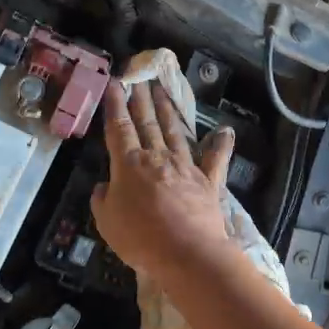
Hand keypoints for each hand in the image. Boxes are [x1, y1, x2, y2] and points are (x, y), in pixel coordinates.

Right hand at [91, 80, 236, 277]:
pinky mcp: (208, 181)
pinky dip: (221, 145)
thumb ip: (103, 201)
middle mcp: (157, 158)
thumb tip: (104, 187)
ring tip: (164, 90)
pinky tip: (225, 130)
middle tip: (140, 76)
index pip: (119, 128)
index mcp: (129, 165)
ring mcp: (185, 167)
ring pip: (175, 132)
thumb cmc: (140, 238)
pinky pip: (216, 159)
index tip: (115, 83)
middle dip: (141, 99)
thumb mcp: (107, 223)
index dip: (115, 105)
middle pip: (147, 123)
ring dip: (169, 110)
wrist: (187, 252)